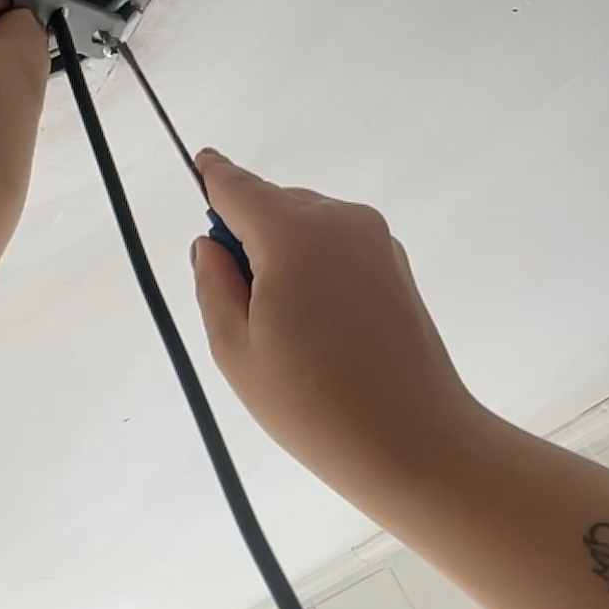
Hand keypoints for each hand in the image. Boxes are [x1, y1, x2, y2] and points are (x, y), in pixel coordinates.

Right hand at [191, 151, 494, 498]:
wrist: (410, 440)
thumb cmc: (310, 404)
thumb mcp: (234, 349)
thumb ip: (213, 284)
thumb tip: (212, 247)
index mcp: (292, 233)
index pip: (237, 186)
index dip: (211, 179)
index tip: (198, 168)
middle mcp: (340, 220)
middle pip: (274, 205)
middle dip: (247, 238)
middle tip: (239, 310)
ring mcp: (376, 241)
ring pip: (307, 227)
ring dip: (282, 257)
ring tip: (283, 332)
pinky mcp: (396, 266)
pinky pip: (338, 249)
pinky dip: (315, 270)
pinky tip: (317, 330)